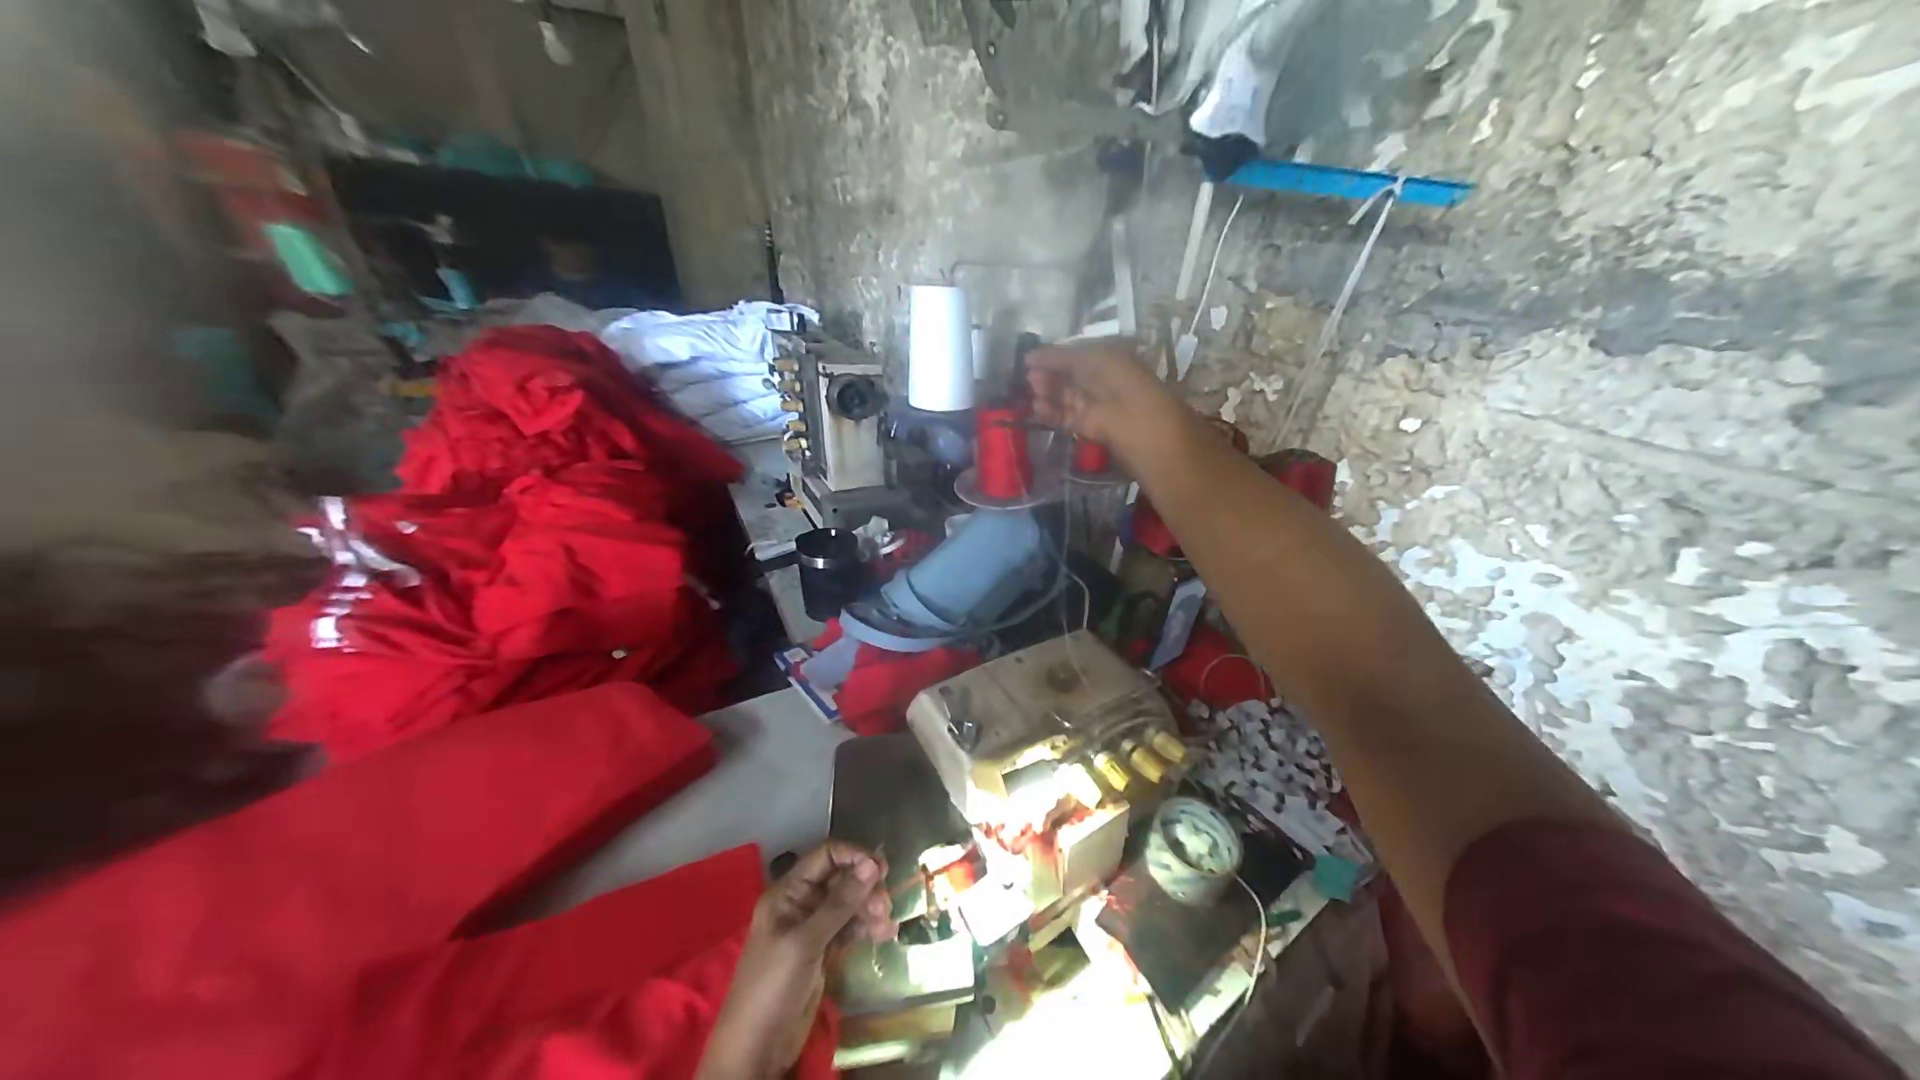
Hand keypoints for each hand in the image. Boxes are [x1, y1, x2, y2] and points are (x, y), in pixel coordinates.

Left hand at [695, 844, 894, 1079]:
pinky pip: (849, 928)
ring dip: (869, 908)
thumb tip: (873, 864)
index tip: (880, 869)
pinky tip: (884, 934)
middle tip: (884, 905)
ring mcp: (812, 929)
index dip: (854, 856)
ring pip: (848, 903)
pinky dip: (866, 928)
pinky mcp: (822, 952)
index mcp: (788, 892)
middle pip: (840, 878)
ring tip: (885, 924)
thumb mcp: (805, 942)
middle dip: (865, 886)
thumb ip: (840, 903)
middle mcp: (801, 904)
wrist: (755, 1049)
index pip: (825, 855)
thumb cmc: (772, 987)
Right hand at [1025, 338, 1189, 453]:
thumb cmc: (1112, 376)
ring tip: (1034, 390)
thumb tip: (1029, 357)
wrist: (1130, 415)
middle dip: (1046, 374)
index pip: (1072, 356)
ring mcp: (1090, 403)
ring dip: (1046, 392)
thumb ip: (1056, 356)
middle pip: (1065, 376)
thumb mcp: (1085, 356)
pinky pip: (1062, 415)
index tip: (1030, 359)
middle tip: (1030, 376)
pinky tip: (1038, 406)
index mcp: (1104, 358)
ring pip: (1061, 396)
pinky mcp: (1084, 425)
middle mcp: (1097, 380)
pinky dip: (1049, 411)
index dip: (1052, 357)